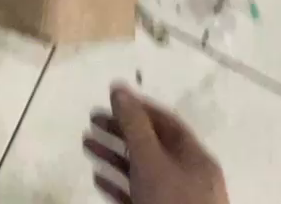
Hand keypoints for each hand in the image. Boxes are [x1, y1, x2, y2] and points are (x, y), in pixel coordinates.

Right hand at [85, 86, 228, 203]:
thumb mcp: (150, 160)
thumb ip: (133, 124)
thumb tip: (118, 88)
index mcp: (194, 158)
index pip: (165, 121)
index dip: (137, 107)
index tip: (109, 98)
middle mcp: (188, 177)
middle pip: (151, 144)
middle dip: (119, 129)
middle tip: (91, 119)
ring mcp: (176, 201)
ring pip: (141, 169)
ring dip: (113, 154)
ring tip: (86, 143)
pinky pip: (137, 195)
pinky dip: (117, 184)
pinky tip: (98, 178)